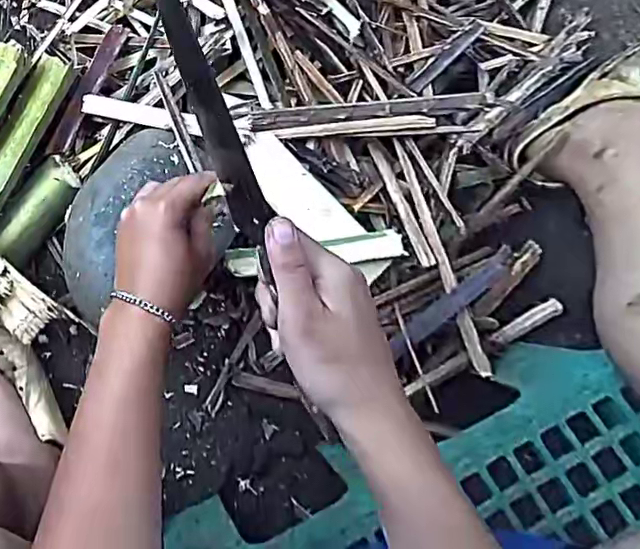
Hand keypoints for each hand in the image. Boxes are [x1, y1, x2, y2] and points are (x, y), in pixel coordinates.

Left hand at [113, 171, 218, 316]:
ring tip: (187, 208)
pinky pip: (143, 202)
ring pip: (156, 189)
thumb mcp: (202, 252)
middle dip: (191, 187)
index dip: (208, 181)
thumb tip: (206, 205)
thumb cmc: (172, 285)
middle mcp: (145, 205)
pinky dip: (157, 203)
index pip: (191, 182)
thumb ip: (205, 221)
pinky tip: (167, 218)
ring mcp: (131, 212)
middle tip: (207, 197)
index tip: (217, 182)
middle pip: (173, 182)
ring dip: (172, 193)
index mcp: (165, 208)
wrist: (141, 307)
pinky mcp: (123, 222)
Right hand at [255, 218, 402, 420]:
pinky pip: (306, 307)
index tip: (274, 295)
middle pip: (289, 265)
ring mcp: (344, 298)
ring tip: (293, 339)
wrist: (368, 417)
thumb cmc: (336, 372)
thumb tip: (277, 222)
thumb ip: (286, 267)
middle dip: (276, 295)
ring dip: (284, 313)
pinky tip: (302, 346)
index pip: (288, 238)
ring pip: (294, 288)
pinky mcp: (342, 317)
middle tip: (283, 323)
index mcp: (335, 270)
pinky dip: (297, 326)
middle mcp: (342, 278)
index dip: (270, 266)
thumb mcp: (299, 314)